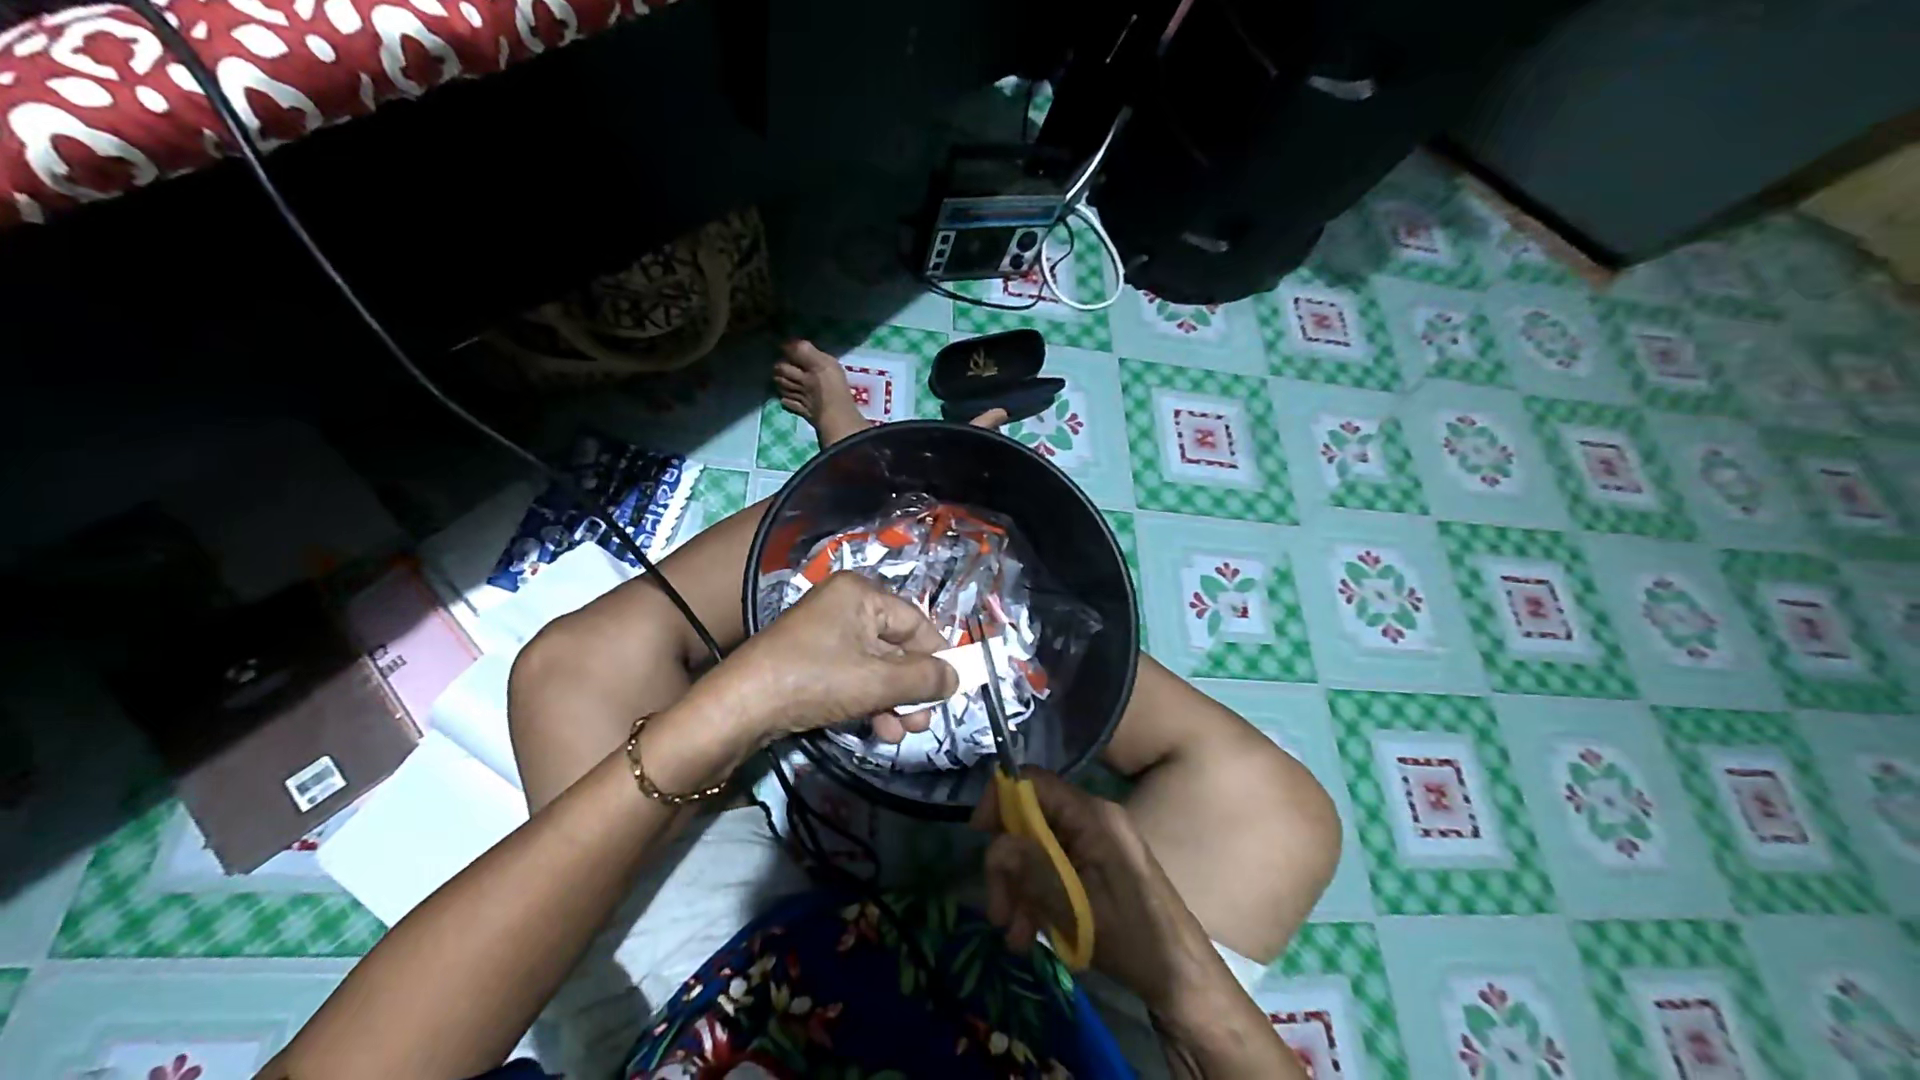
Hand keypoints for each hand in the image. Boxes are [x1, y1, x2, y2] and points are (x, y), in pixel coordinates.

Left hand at [703, 572, 958, 744]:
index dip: (937, 656)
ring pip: (876, 666)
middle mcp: (844, 605)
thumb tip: (956, 678)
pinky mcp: (812, 659)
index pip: (915, 621)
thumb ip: (924, 678)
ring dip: (894, 700)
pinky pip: (854, 675)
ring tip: (903, 733)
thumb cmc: (815, 680)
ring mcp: (825, 633)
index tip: (952, 688)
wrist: (741, 707)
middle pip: (896, 646)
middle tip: (924, 721)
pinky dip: (869, 700)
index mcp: (860, 594)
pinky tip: (878, 729)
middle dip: (913, 687)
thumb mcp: (878, 681)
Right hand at [971, 768, 1225, 1018]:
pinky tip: (1030, 934)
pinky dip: (1035, 896)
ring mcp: (1092, 842)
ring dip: (1018, 889)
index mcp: (1092, 816)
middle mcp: (1090, 820)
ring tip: (1015, 936)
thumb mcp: (1077, 908)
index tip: (979, 835)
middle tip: (998, 912)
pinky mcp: (1092, 865)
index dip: (1001, 799)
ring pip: (1035, 849)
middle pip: (1029, 821)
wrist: (1180, 976)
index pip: (1035, 781)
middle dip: (1007, 864)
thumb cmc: (1134, 938)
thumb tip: (996, 843)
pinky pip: (1051, 867)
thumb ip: (1034, 871)